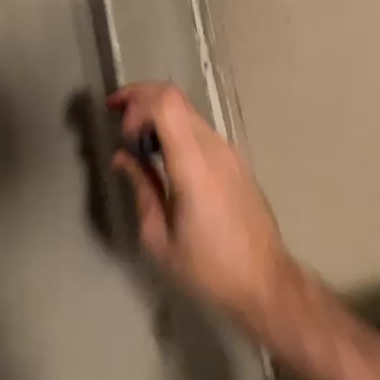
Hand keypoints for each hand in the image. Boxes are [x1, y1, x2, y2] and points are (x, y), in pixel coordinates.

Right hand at [109, 82, 295, 329]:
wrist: (264, 282)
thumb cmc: (208, 268)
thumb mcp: (159, 238)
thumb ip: (141, 189)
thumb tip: (124, 158)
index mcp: (194, 166)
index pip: (166, 103)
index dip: (137, 104)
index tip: (123, 134)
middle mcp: (215, 149)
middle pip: (175, 97)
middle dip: (140, 99)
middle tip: (115, 115)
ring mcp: (230, 152)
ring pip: (189, 112)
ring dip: (158, 114)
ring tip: (135, 139)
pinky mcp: (237, 161)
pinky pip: (201, 131)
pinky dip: (176, 129)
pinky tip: (162, 155)